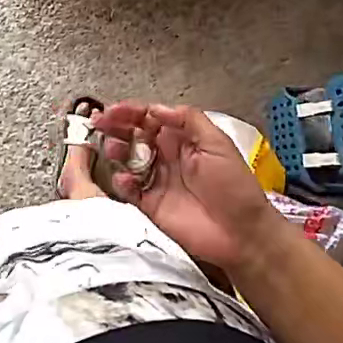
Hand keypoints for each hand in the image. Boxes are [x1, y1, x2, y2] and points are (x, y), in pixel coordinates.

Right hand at [93, 102, 286, 272]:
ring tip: (112, 148)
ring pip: (126, 160)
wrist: (242, 234)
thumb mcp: (217, 144)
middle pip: (133, 135)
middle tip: (100, 122)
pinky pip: (128, 189)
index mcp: (181, 139)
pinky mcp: (150, 204)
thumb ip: (188, 120)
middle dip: (115, 127)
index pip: (150, 118)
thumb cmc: (235, 187)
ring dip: (116, 150)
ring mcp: (156, 180)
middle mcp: (165, 156)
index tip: (113, 110)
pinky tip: (124, 179)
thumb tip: (156, 108)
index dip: (130, 112)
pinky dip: (121, 182)